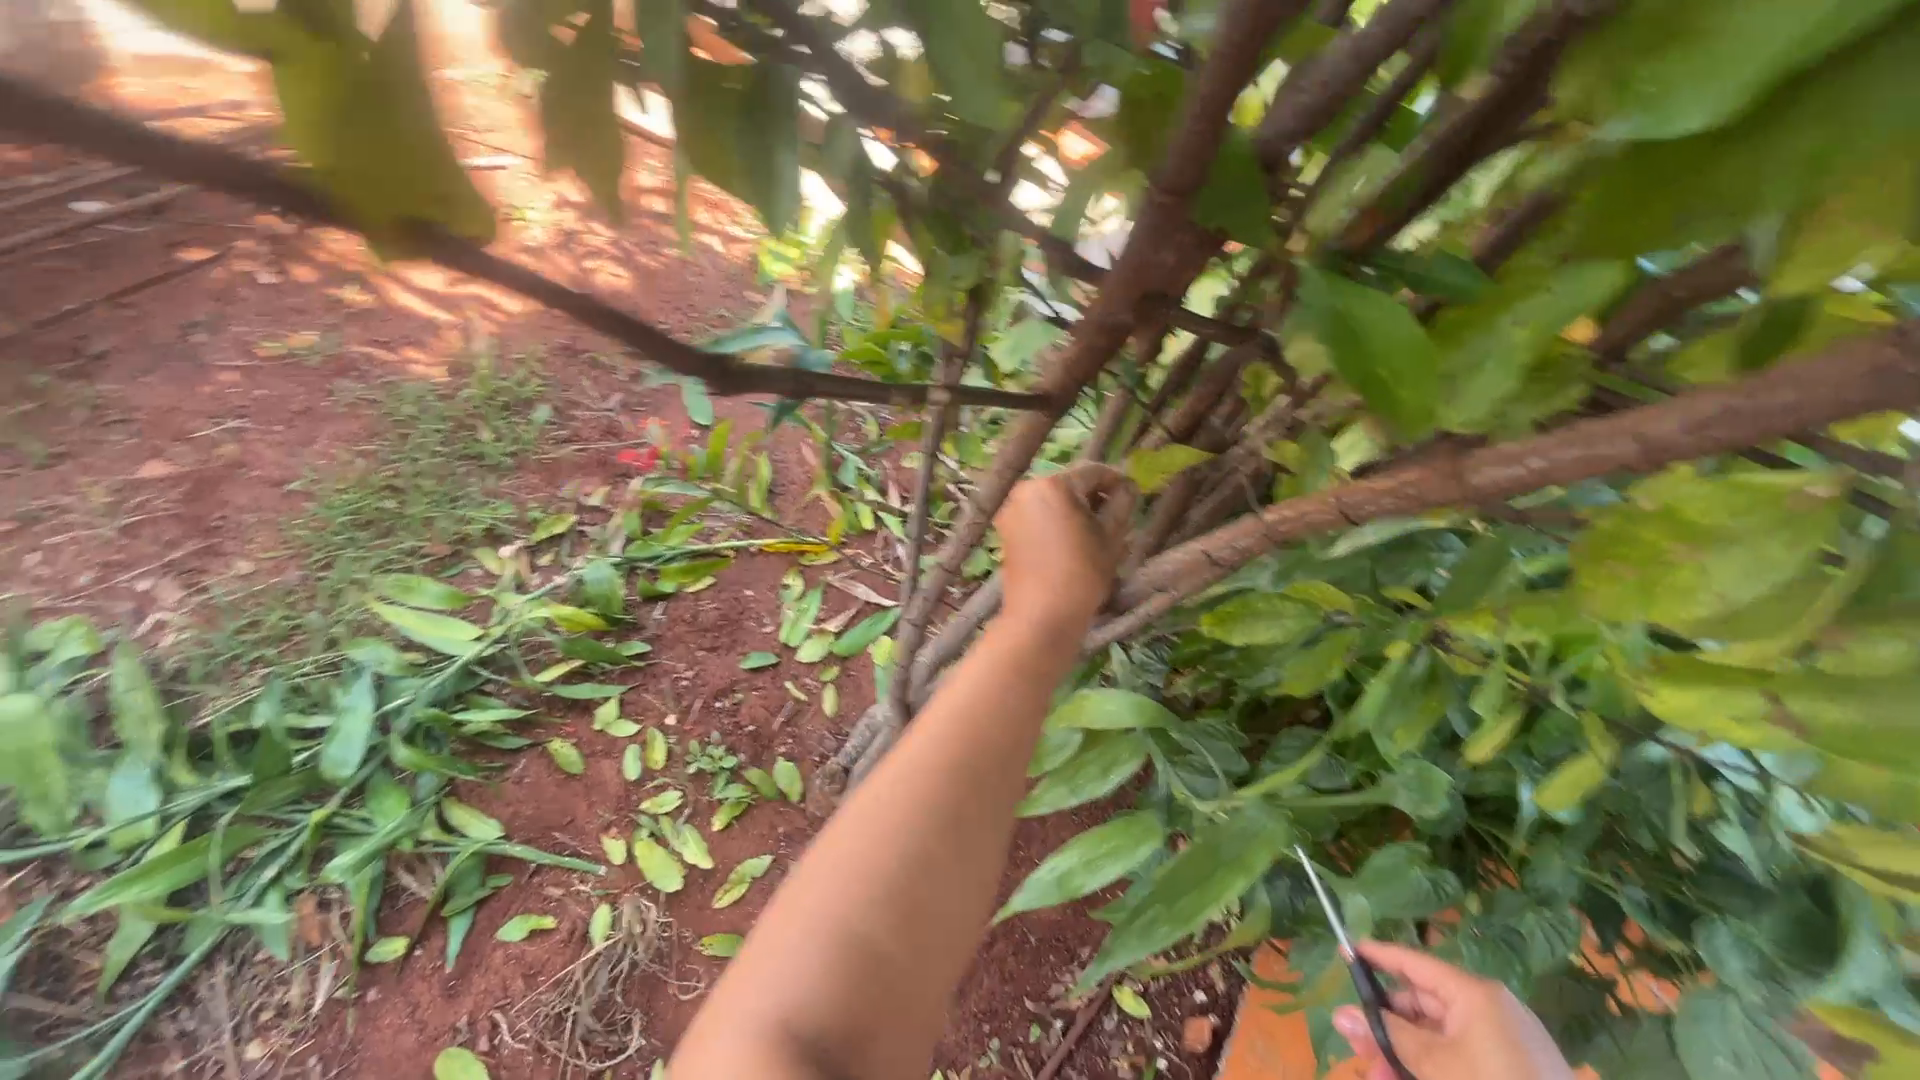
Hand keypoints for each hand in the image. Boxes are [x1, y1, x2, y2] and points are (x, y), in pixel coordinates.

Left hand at [993, 464, 1137, 633]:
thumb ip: (1121, 504)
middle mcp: (1027, 490)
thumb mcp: (1111, 536)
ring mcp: (1012, 510)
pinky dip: (1056, 522)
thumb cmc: (1082, 574)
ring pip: (1052, 500)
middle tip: (1116, 518)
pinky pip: (1037, 516)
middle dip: (1094, 497)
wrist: (1041, 616)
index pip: (1093, 471)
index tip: (1133, 495)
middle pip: (1070, 484)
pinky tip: (1072, 543)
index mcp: (1054, 485)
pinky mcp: (1006, 530)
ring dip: (1075, 510)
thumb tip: (1127, 487)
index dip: (1116, 481)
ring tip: (1096, 534)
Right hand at [1334, 941, 1575, 1079]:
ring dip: (1402, 1056)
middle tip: (1356, 1050)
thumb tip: (1340, 1014)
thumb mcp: (1434, 1065)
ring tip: (1378, 1078)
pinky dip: (1429, 1069)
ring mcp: (1502, 1042)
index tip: (1344, 952)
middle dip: (1385, 1028)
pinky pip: (1457, 1058)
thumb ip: (1387, 1035)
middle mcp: (1488, 1010)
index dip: (1378, 957)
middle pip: (1421, 1005)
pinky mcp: (1510, 1071)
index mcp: (1474, 994)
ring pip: (1436, 1037)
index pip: (1414, 963)